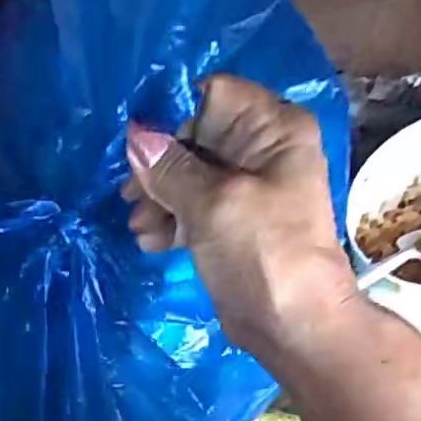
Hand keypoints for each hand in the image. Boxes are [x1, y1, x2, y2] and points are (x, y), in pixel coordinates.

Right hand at [123, 76, 357, 354]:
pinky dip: (167, 223)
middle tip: (130, 198)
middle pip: (193, 141)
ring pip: (185, 180)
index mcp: (272, 130)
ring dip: (157, 201)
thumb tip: (135, 137)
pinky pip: (188, 212)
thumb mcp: (215, 205)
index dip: (171, 118)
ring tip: (141, 229)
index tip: (135, 149)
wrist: (289, 322)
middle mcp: (259, 153)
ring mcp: (242, 192)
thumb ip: (173, 171)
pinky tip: (150, 242)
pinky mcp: (227, 226)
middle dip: (158, 168)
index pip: (213, 98)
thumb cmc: (263, 253)